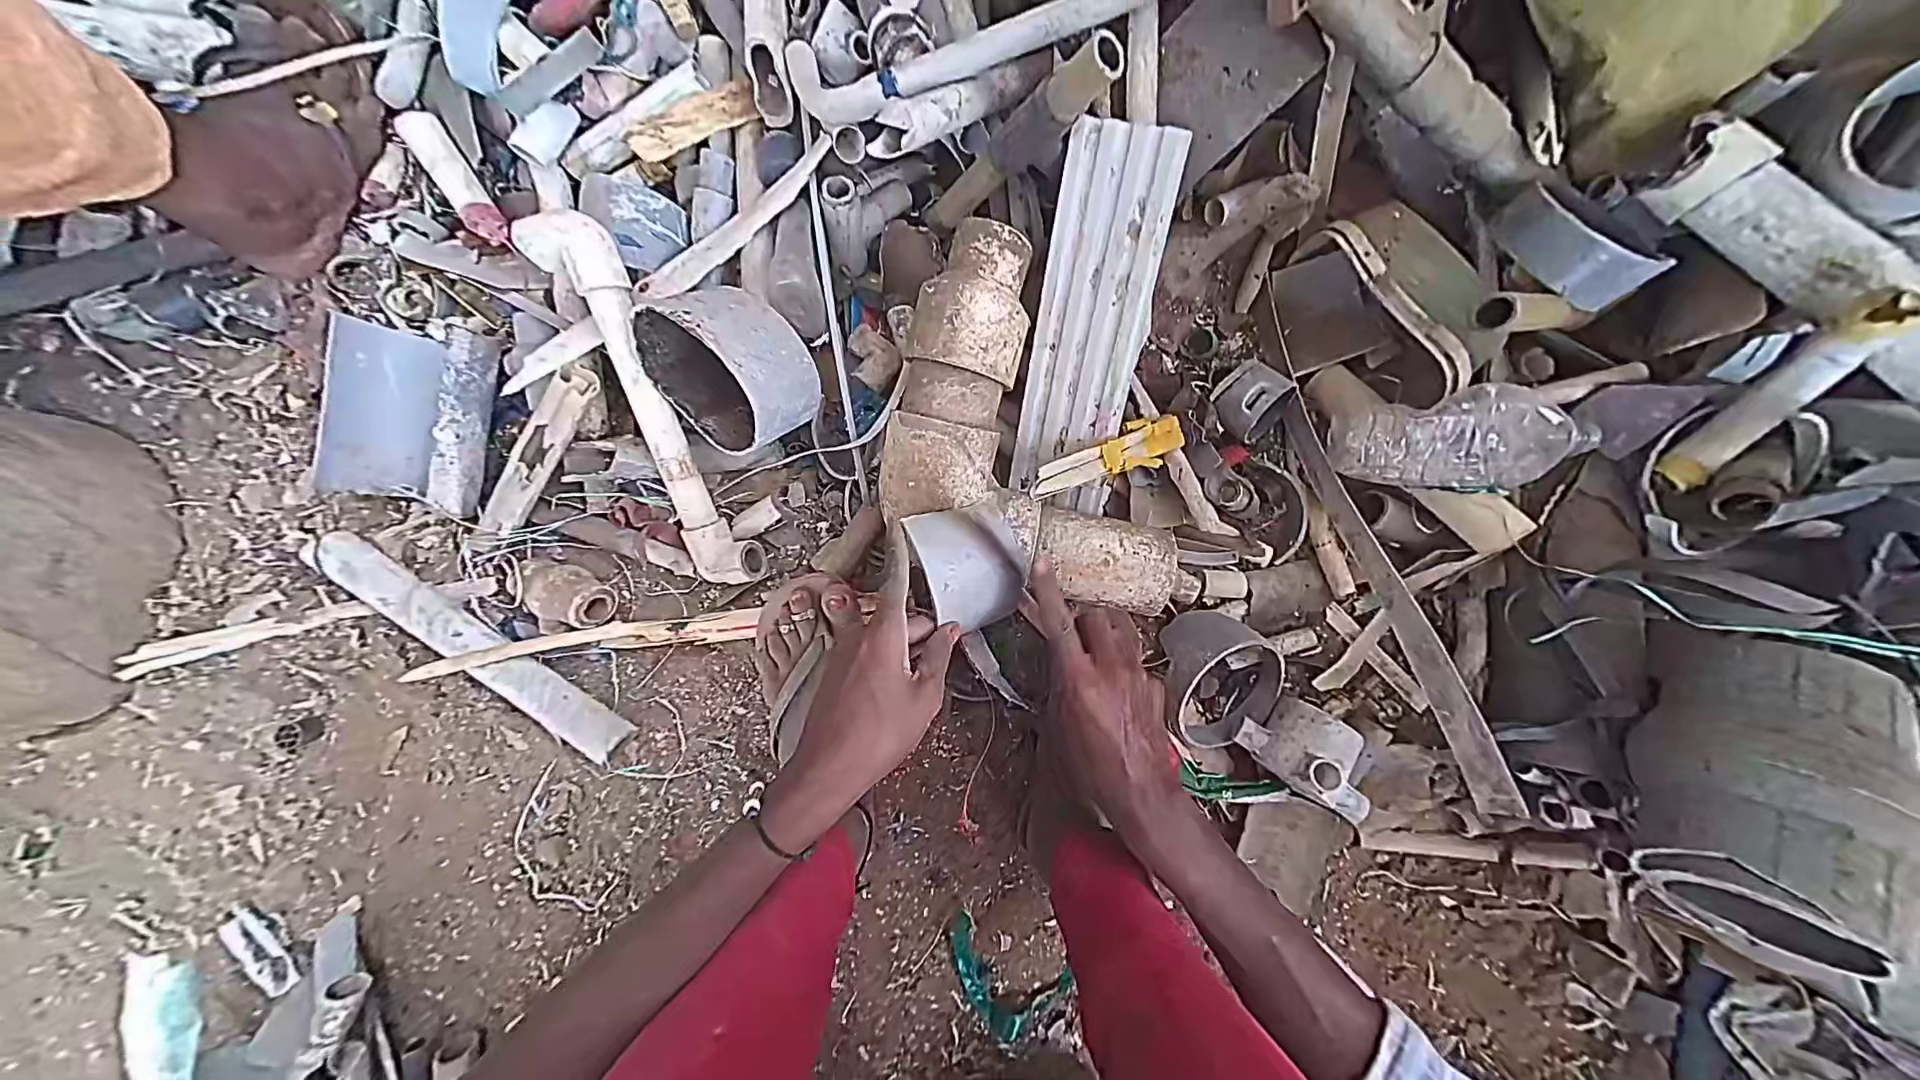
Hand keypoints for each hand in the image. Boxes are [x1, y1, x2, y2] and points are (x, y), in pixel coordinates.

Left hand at [760, 524, 960, 850]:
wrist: (828, 768)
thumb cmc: (879, 735)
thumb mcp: (924, 696)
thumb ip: (939, 656)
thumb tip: (949, 631)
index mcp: (883, 634)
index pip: (898, 584)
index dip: (902, 556)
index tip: (900, 528)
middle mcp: (858, 635)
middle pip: (897, 614)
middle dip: (922, 627)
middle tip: (943, 652)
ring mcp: (842, 652)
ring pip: (882, 633)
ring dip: (904, 645)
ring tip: (919, 679)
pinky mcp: (835, 669)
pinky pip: (866, 649)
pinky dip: (886, 656)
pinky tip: (896, 688)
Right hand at [1030, 558, 1183, 836]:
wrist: (1142, 793)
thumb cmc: (1095, 772)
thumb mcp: (1058, 730)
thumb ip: (1055, 689)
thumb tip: (1054, 667)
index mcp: (1080, 680)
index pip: (1059, 623)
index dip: (1047, 590)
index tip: (1041, 567)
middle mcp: (1112, 670)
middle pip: (1097, 615)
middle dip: (1082, 616)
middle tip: (1072, 633)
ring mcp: (1137, 675)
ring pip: (1123, 628)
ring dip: (1106, 630)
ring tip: (1096, 648)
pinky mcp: (1154, 685)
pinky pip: (1137, 657)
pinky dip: (1124, 660)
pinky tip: (1119, 684)